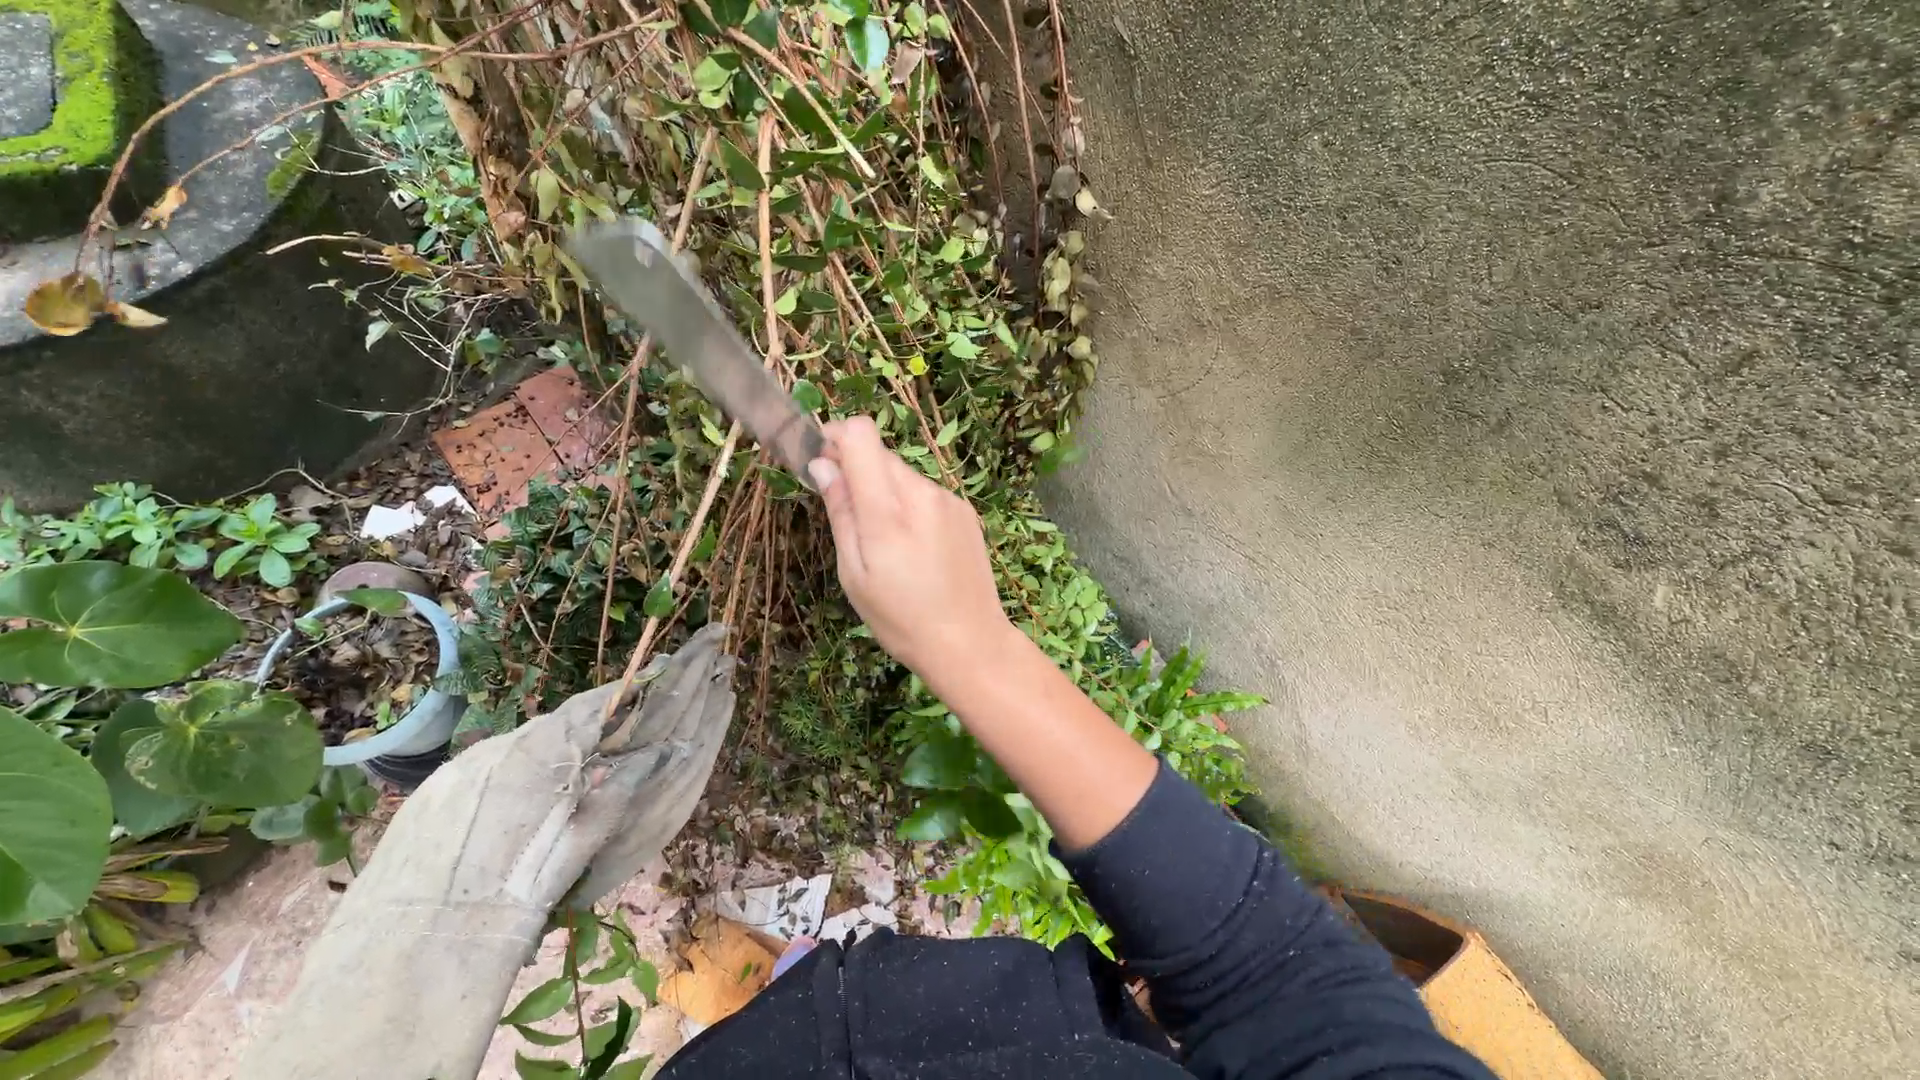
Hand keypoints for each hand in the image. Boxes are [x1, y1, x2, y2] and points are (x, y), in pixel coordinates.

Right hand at [809, 417, 1013, 684]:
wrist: (970, 643)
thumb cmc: (900, 619)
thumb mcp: (855, 573)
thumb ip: (841, 512)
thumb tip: (823, 466)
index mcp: (889, 510)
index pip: (861, 435)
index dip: (835, 438)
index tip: (823, 463)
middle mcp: (923, 493)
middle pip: (880, 454)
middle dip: (857, 471)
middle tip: (849, 516)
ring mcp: (949, 500)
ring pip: (904, 475)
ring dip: (885, 491)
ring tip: (887, 544)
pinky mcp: (966, 512)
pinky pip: (926, 494)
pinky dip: (911, 506)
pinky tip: (915, 549)